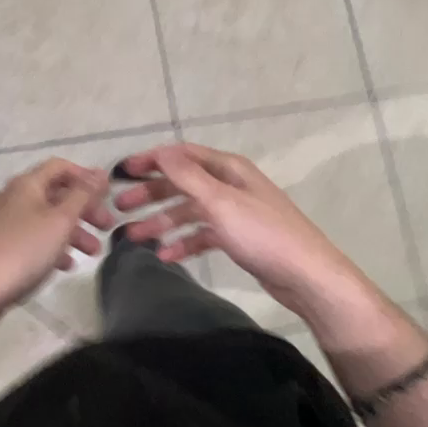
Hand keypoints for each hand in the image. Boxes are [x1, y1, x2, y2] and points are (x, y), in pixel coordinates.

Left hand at [0, 159, 113, 332]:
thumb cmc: (23, 250)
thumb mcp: (60, 221)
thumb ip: (82, 195)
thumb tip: (99, 172)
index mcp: (27, 184)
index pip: (60, 167)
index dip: (85, 176)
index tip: (107, 195)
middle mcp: (13, 197)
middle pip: (55, 194)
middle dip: (84, 209)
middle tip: (108, 227)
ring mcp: (3, 222)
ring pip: (46, 219)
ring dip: (73, 232)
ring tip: (93, 253)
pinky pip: (32, 239)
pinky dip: (53, 247)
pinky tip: (66, 265)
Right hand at [113, 143, 376, 318]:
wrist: (306, 275)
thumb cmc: (263, 234)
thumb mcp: (221, 202)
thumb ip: (188, 176)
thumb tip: (161, 151)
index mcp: (228, 169)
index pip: (182, 155)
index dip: (152, 160)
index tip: (122, 172)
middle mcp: (230, 185)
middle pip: (182, 183)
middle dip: (151, 195)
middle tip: (120, 209)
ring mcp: (235, 212)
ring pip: (190, 211)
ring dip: (162, 223)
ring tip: (134, 239)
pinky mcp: (238, 238)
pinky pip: (203, 235)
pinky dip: (184, 243)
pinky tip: (166, 256)